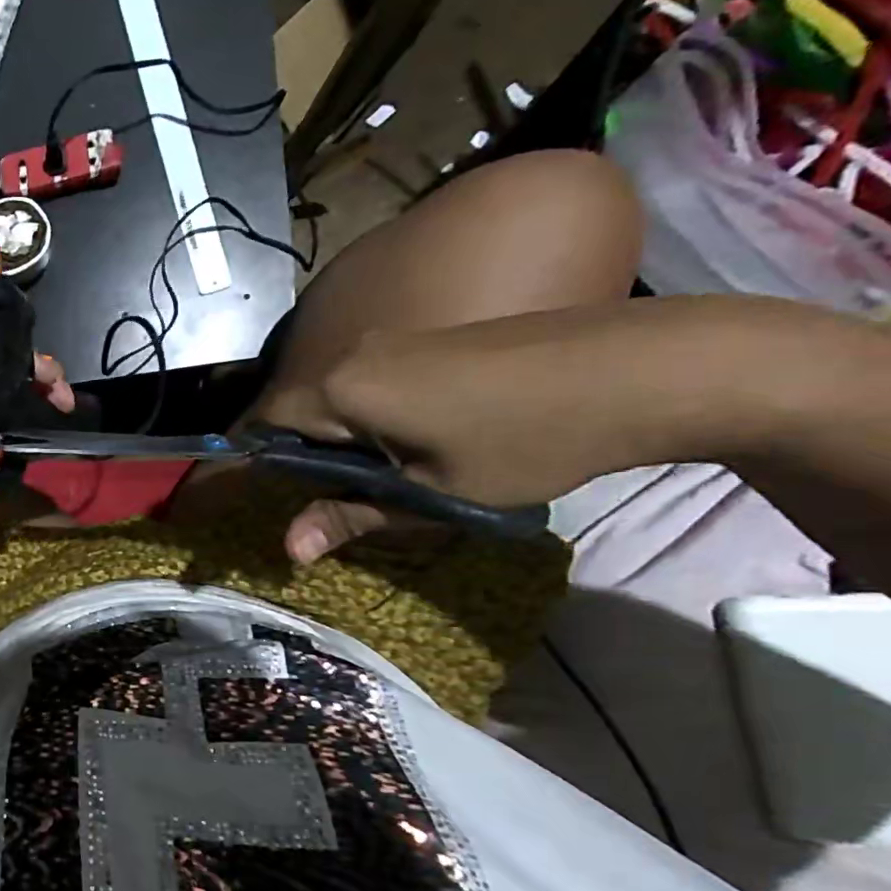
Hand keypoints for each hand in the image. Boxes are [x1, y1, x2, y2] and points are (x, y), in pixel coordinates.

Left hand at [0, 346, 74, 627]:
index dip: (14, 358)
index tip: (48, 375)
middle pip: (0, 383)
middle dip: (37, 378)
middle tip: (66, 401)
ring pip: (11, 406)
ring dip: (40, 399)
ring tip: (68, 411)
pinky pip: (15, 436)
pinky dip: (37, 427)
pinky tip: (56, 433)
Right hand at [258, 298, 789, 562]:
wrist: (637, 369)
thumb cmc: (526, 440)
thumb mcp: (433, 492)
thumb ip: (352, 515)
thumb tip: (289, 548)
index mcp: (341, 388)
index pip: (263, 424)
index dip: (253, 468)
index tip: (266, 507)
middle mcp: (353, 355)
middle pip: (296, 411)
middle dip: (297, 460)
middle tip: (320, 509)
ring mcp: (389, 343)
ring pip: (332, 400)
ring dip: (335, 444)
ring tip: (366, 488)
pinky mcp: (420, 343)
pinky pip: (365, 387)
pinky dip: (364, 424)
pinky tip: (403, 451)